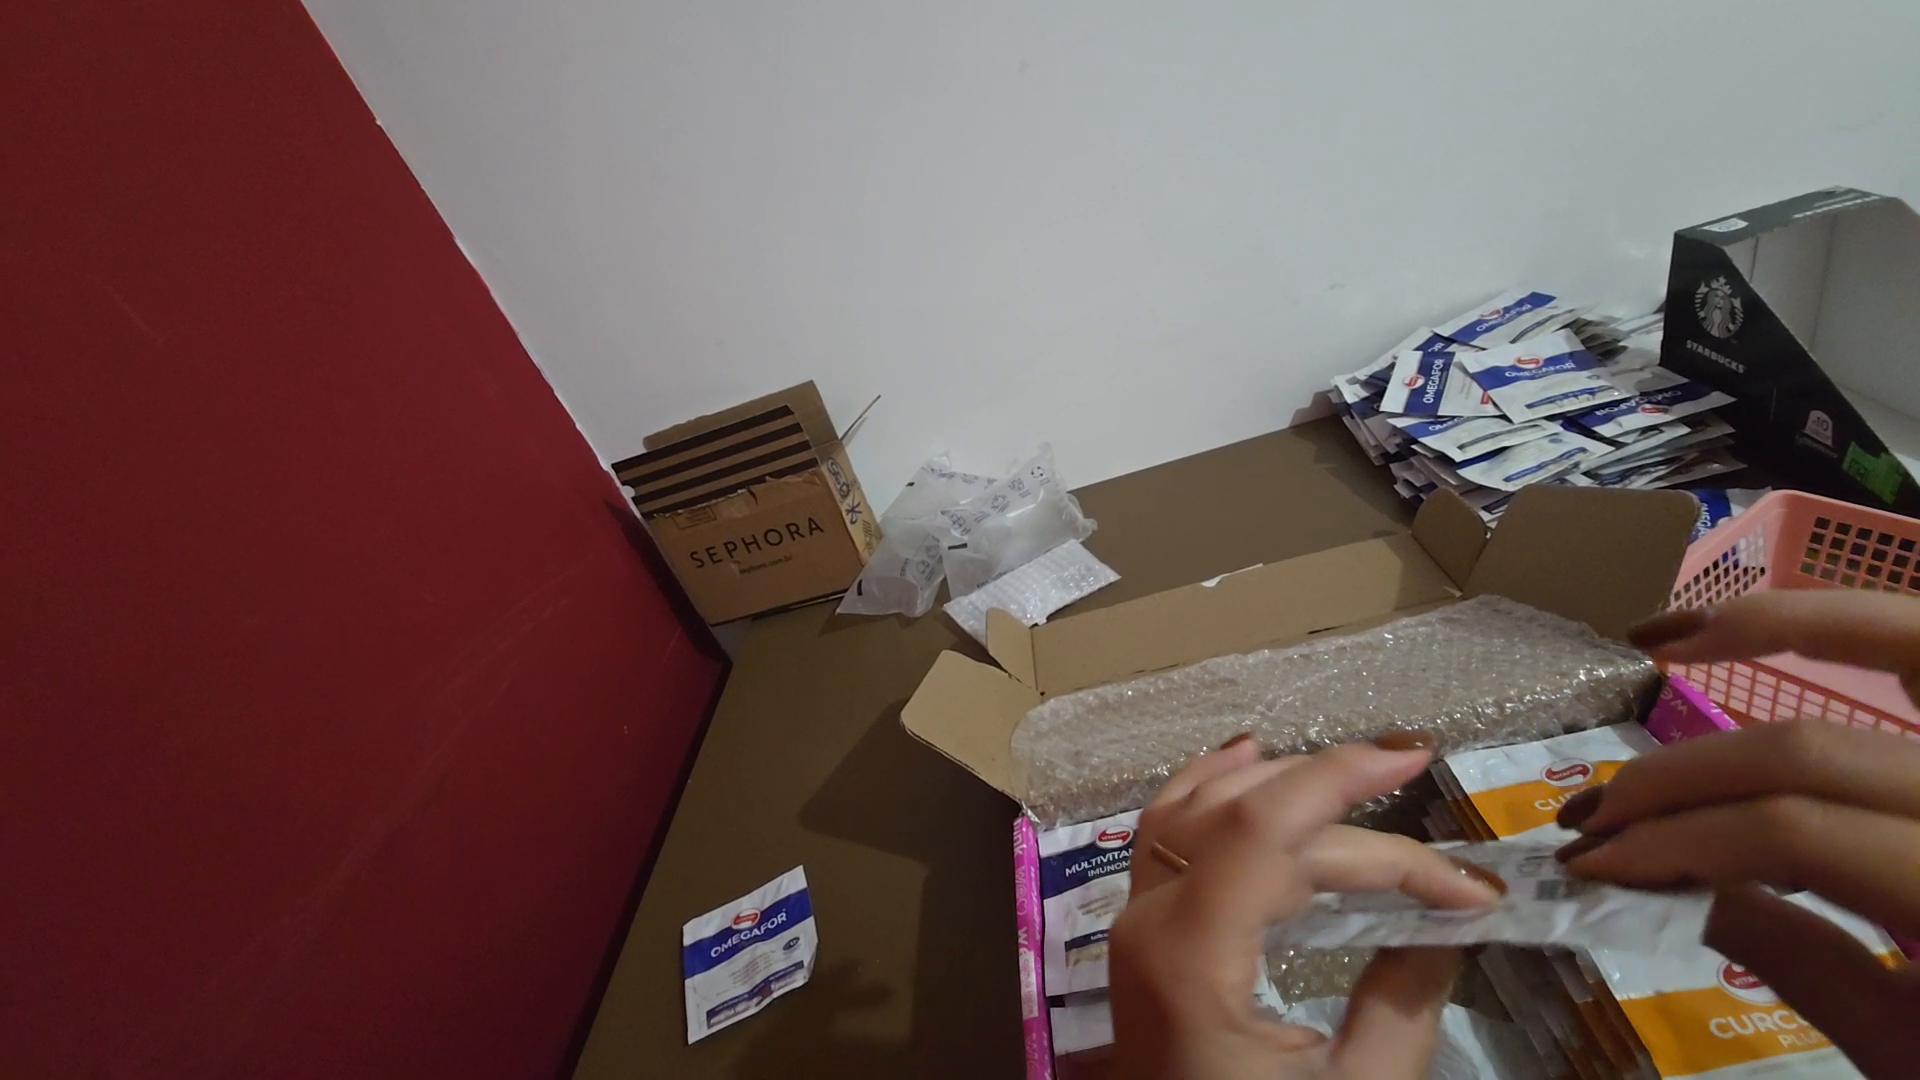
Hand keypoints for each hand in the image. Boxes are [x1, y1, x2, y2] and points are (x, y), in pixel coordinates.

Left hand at [1108, 737, 1501, 1079]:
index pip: (1264, 831)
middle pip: (1241, 821)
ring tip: (1347, 768)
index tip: (1421, 766)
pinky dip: (1206, 789)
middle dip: (1339, 809)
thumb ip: (1401, 1002)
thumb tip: (1448, 920)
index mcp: (1192, 959)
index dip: (1342, 785)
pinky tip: (1245, 764)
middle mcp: (1148, 919)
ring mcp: (1134, 919)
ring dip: (1266, 779)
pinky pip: (1166, 834)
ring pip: (1189, 808)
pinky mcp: (1142, 929)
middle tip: (1426, 821)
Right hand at [1557, 589, 1919, 1079]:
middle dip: (1673, 779)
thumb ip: (1804, 965)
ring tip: (1659, 638)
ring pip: (1903, 638)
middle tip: (1594, 812)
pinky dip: (1837, 619)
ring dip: (1762, 625)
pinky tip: (1751, 625)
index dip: (1672, 841)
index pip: (1793, 834)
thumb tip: (1646, 880)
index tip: (1588, 865)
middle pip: (1803, 753)